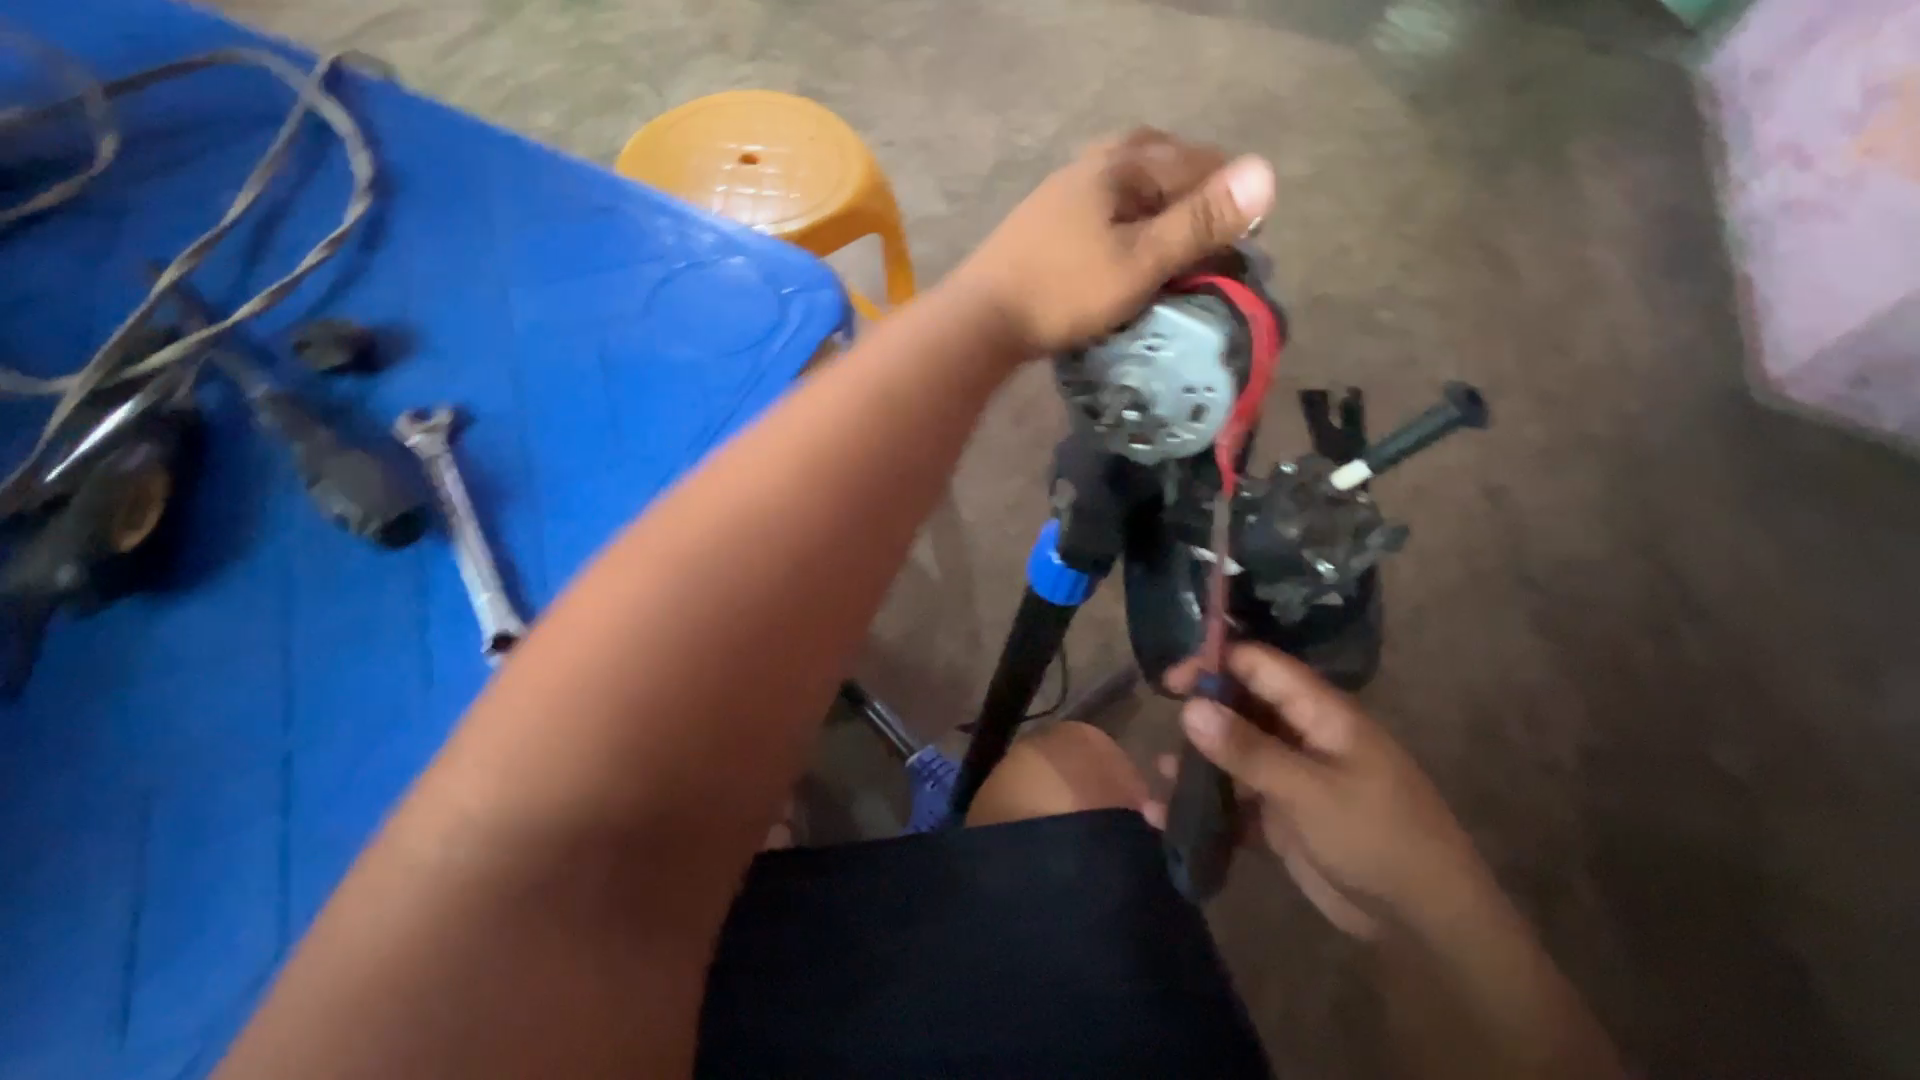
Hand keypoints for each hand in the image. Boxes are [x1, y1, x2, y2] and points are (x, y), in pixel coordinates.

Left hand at [948, 127, 1274, 355]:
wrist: (981, 320)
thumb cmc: (1064, 292)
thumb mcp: (1141, 261)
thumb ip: (1200, 222)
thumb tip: (1267, 174)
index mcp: (1120, 167)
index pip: (1196, 162)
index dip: (1229, 194)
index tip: (1247, 235)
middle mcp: (1091, 165)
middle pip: (1158, 156)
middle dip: (1194, 183)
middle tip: (1216, 224)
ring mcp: (1062, 191)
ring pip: (1126, 178)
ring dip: (1158, 196)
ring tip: (1177, 235)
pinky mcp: (1045, 221)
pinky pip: (1103, 201)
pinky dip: (1128, 213)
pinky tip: (1127, 242)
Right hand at [1160, 644, 1491, 938]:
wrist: (1424, 920)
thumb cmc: (1376, 838)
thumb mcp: (1309, 791)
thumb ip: (1248, 749)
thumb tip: (1190, 707)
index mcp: (1322, 715)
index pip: (1262, 667)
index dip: (1216, 663)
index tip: (1170, 681)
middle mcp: (1304, 738)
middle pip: (1244, 708)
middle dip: (1201, 713)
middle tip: (1156, 721)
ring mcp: (1294, 780)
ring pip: (1235, 757)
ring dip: (1198, 763)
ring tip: (1156, 773)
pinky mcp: (1284, 820)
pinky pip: (1237, 803)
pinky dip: (1207, 807)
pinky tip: (1167, 817)